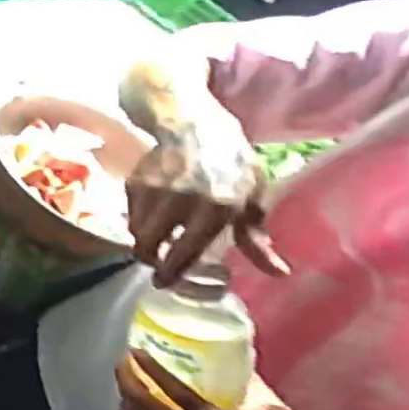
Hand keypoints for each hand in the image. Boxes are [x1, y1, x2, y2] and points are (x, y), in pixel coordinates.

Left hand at [116, 350, 342, 409]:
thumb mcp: (270, 407)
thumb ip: (246, 380)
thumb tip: (231, 355)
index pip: (169, 389)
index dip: (147, 367)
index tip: (134, 349)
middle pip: (140, 406)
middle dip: (126, 380)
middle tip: (124, 361)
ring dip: (126, 399)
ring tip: (126, 379)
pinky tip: (138, 406)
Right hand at [127, 115, 286, 285]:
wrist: (195, 126)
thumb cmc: (231, 165)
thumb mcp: (253, 198)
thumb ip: (256, 238)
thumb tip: (278, 273)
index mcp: (216, 207)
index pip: (185, 249)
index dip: (172, 271)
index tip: (164, 282)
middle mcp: (181, 200)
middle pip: (148, 244)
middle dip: (151, 259)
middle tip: (159, 263)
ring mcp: (153, 190)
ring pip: (136, 231)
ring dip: (145, 241)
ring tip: (158, 240)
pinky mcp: (135, 182)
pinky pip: (130, 214)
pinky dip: (139, 221)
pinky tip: (153, 218)